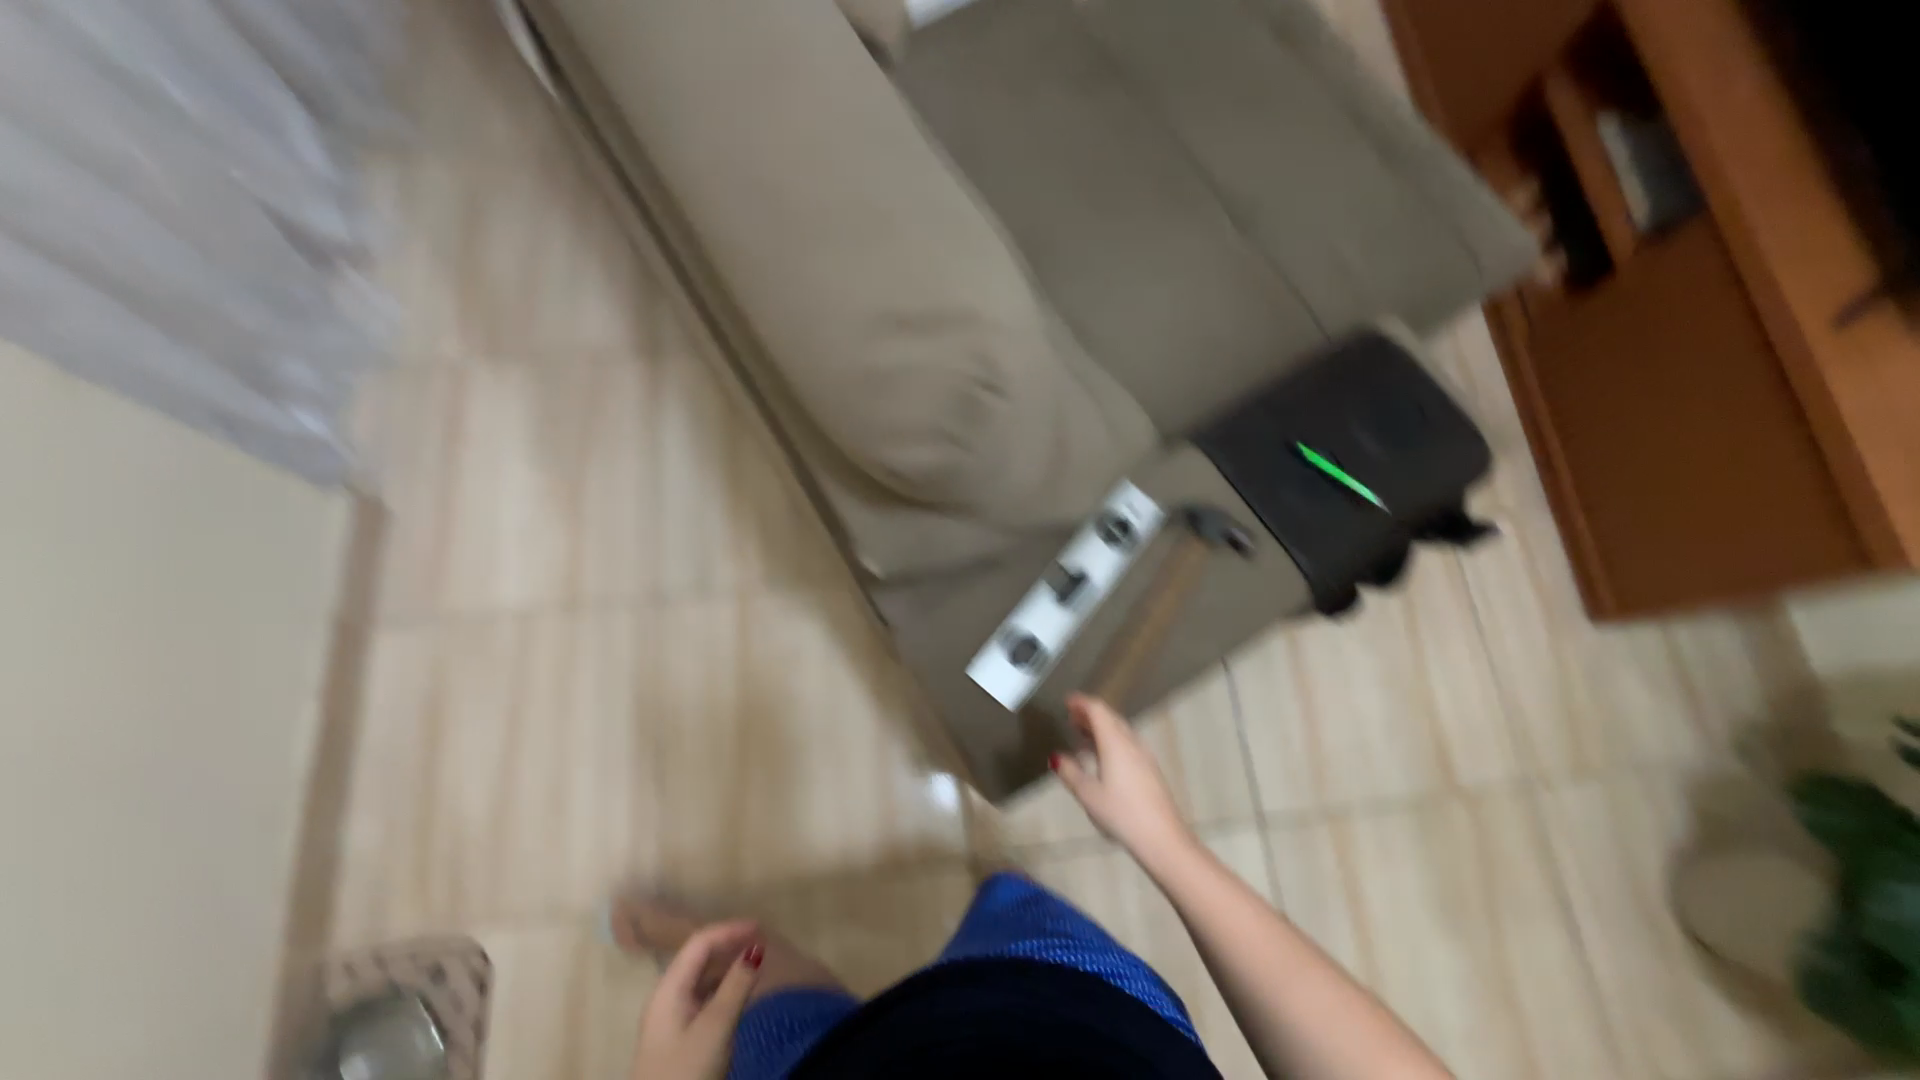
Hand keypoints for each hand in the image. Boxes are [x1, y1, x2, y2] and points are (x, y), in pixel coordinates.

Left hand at [631, 920, 762, 1079]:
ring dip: (727, 965)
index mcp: (669, 988)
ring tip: (756, 963)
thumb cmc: (687, 1071)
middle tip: (763, 942)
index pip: (699, 943)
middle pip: (698, 957)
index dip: (730, 930)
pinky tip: (740, 993)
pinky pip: (703, 997)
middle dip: (730, 944)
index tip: (762, 927)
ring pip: (701, 977)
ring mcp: (671, 1017)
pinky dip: (724, 987)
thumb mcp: (716, 1027)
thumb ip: (736, 986)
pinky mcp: (678, 1036)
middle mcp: (666, 996)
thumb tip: (756, 948)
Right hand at [1052, 694, 1195, 860]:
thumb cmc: (1121, 813)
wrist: (1162, 837)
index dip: (1082, 702)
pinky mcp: (1150, 769)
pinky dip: (1111, 741)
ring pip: (1120, 731)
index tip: (1067, 701)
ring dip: (1101, 728)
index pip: (1098, 710)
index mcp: (1115, 743)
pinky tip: (1102, 758)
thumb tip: (1056, 757)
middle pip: (1110, 718)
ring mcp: (1144, 756)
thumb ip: (1070, 772)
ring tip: (1082, 735)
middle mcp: (1131, 743)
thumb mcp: (1088, 794)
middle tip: (1071, 717)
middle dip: (1090, 714)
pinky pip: (1127, 744)